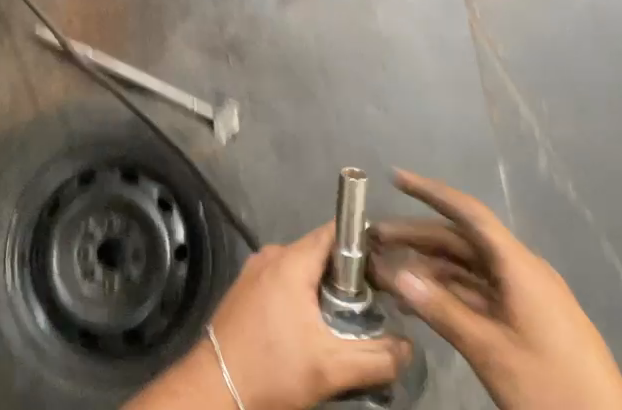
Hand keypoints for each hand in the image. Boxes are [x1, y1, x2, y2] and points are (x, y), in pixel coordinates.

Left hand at [126, 223, 409, 409]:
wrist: (213, 388)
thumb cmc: (272, 370)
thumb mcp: (333, 368)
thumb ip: (378, 357)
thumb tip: (408, 348)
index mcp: (290, 261)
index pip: (335, 233)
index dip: (365, 245)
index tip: (388, 267)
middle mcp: (270, 256)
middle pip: (321, 254)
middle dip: (348, 277)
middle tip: (373, 305)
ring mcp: (253, 272)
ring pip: (302, 270)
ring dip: (324, 291)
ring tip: (346, 322)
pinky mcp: (245, 291)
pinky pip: (283, 282)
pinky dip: (302, 297)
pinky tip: (312, 328)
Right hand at [369, 170, 621, 409]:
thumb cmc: (550, 385)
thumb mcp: (489, 349)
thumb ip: (441, 309)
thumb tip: (395, 273)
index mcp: (519, 267)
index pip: (469, 215)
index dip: (432, 193)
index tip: (396, 178)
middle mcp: (522, 272)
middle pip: (462, 242)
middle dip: (417, 237)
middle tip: (373, 239)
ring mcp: (526, 298)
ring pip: (467, 269)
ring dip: (428, 268)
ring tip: (386, 273)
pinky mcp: (526, 322)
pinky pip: (478, 294)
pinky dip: (446, 293)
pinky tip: (418, 302)